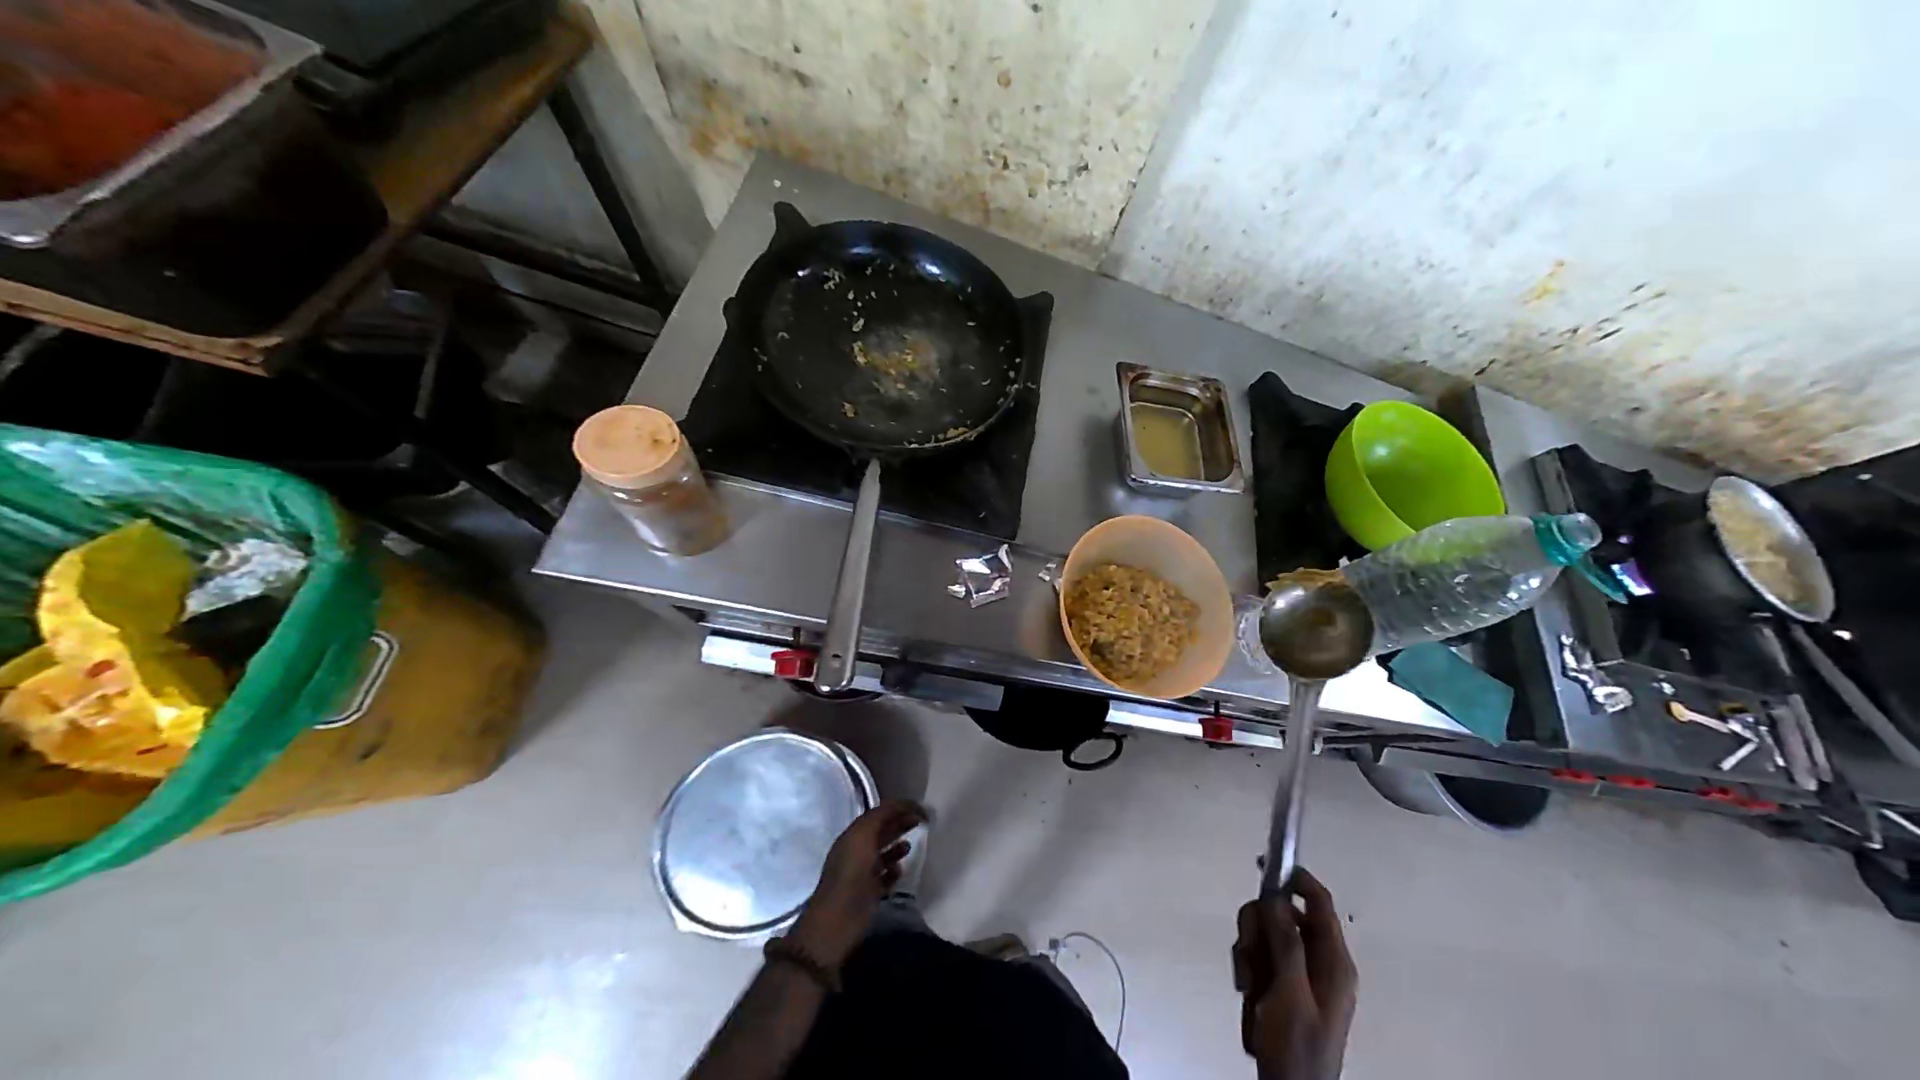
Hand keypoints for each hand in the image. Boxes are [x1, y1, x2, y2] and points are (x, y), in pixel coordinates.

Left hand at [790, 799, 926, 966]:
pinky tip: (901, 871)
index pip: (878, 814)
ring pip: (883, 854)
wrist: (837, 921)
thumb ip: (879, 818)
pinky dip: (894, 871)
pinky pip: (885, 877)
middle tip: (922, 822)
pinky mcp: (869, 894)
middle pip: (881, 832)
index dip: (898, 808)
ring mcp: (863, 873)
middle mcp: (857, 851)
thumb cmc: (850, 875)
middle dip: (900, 824)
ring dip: (897, 847)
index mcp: (853, 836)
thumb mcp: (862, 838)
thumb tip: (900, 807)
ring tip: (911, 845)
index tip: (921, 809)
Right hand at [1233, 870, 1357, 1079]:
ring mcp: (1301, 975)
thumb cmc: (1296, 1047)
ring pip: (1266, 935)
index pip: (1320, 903)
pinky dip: (1248, 971)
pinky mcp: (1284, 987)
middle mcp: (1320, 962)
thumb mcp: (1290, 994)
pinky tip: (1249, 996)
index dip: (1296, 879)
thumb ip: (1286, 944)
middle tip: (1249, 954)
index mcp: (1334, 962)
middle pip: (1283, 916)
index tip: (1266, 864)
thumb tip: (1277, 899)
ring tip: (1248, 988)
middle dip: (1259, 930)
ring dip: (1250, 954)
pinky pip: (1260, 958)